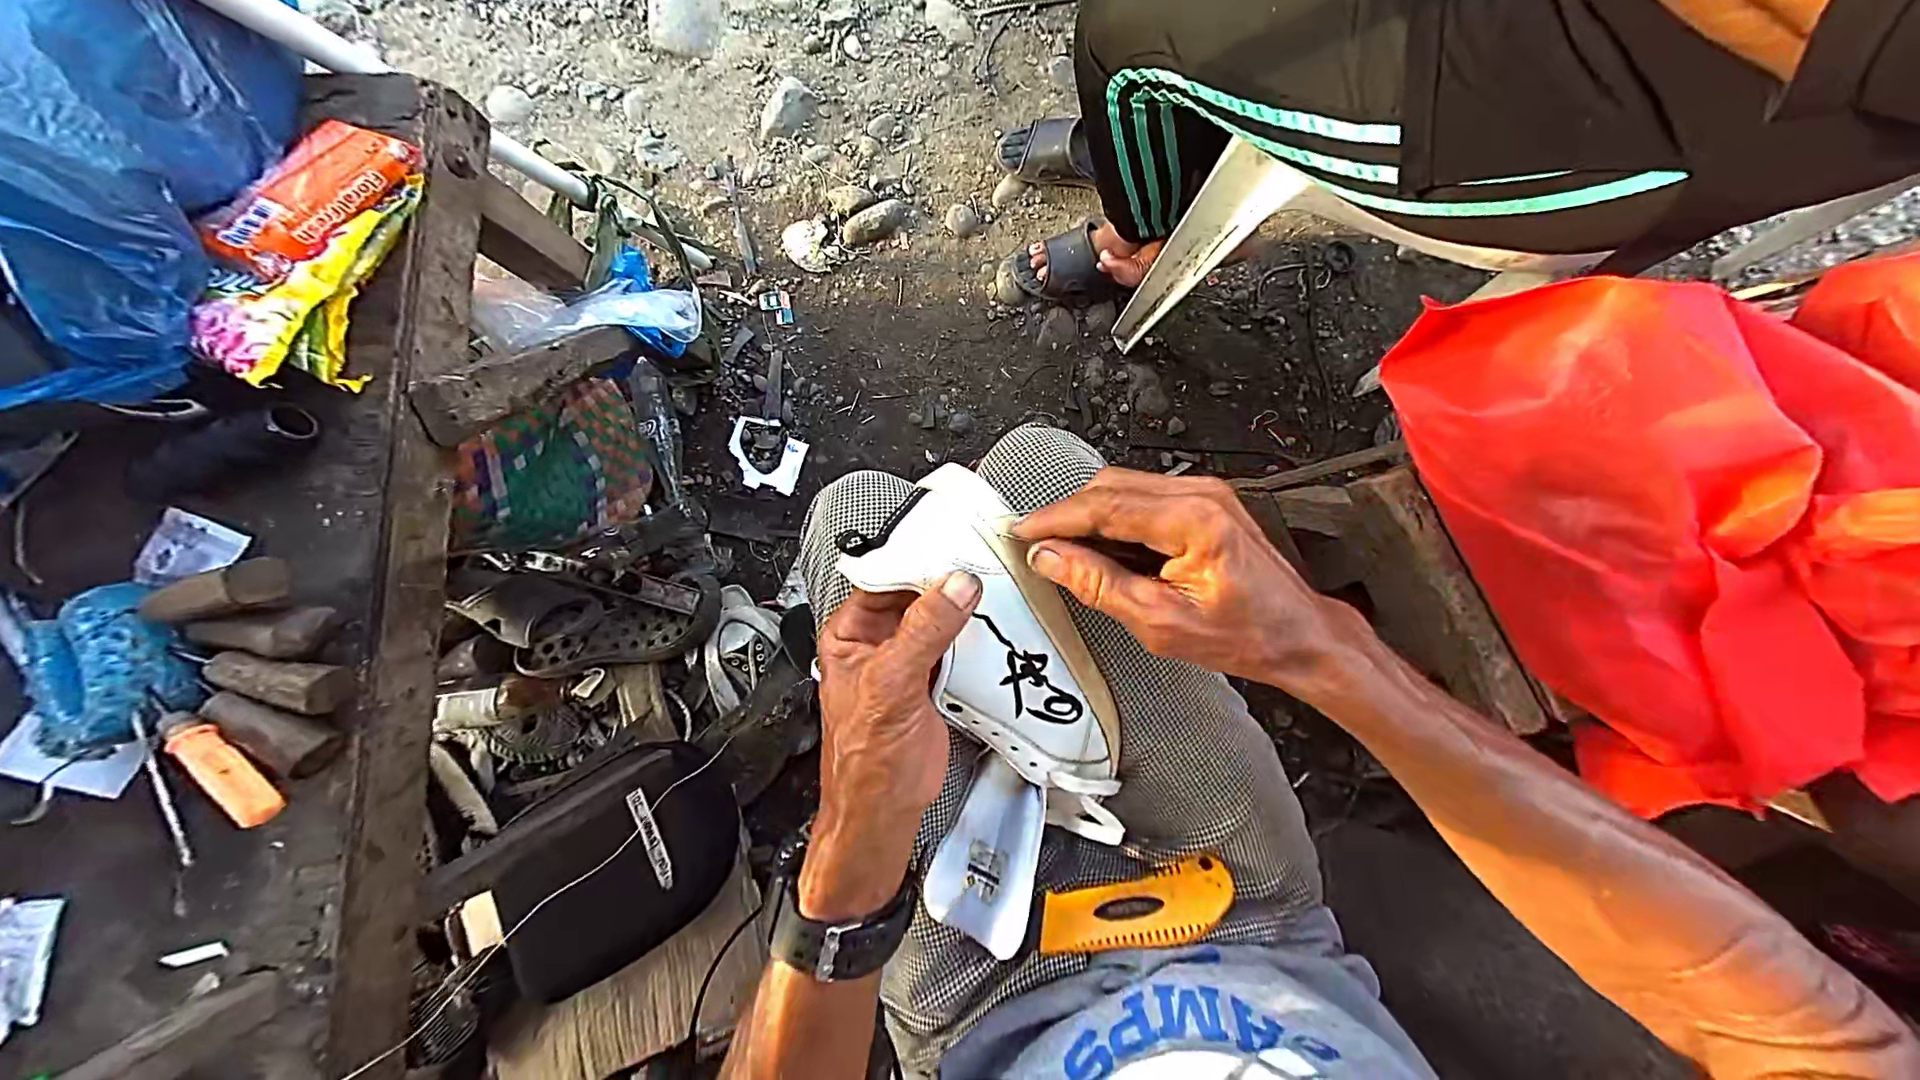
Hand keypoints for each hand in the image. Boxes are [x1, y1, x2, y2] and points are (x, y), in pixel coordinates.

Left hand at [803, 573, 979, 918]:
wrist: (885, 808)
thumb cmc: (863, 761)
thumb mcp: (891, 682)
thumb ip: (924, 631)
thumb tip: (954, 588)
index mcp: (850, 634)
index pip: (883, 579)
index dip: (914, 564)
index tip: (948, 554)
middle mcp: (876, 642)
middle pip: (913, 596)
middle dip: (942, 584)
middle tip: (974, 569)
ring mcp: (906, 660)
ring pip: (936, 618)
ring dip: (958, 609)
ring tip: (984, 592)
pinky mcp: (932, 678)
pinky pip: (953, 644)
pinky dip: (969, 636)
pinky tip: (984, 628)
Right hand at [1012, 468, 1367, 699]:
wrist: (1299, 634)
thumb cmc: (1249, 634)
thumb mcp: (1160, 622)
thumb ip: (1098, 584)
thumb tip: (1052, 558)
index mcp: (1194, 520)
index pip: (1102, 507)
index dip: (1053, 518)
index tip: (1023, 530)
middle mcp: (1200, 495)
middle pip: (1108, 488)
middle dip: (1066, 515)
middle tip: (1037, 543)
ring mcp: (1205, 494)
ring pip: (1121, 489)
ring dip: (1088, 517)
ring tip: (1068, 552)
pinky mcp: (1203, 502)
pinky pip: (1142, 498)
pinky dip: (1113, 519)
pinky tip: (1104, 548)